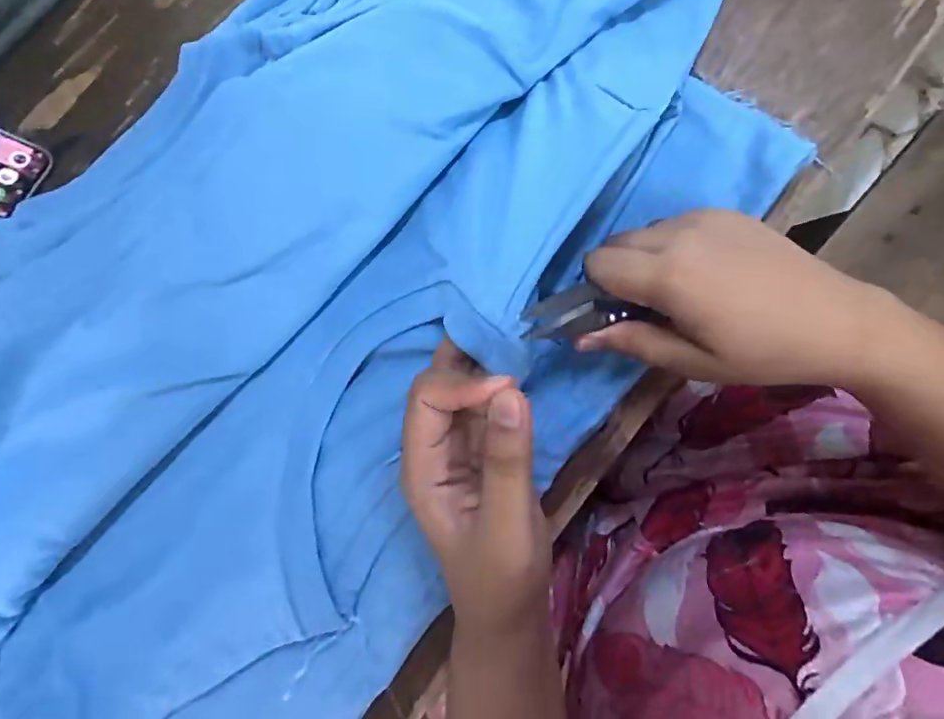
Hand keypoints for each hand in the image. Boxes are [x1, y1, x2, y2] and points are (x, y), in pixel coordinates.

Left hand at [401, 339, 550, 632]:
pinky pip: (484, 404)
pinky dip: (500, 382)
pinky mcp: (480, 449)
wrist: (511, 612)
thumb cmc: (502, 577)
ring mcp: (455, 447)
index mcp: (422, 467)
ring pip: (459, 388)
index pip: (428, 400)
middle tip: (506, 330)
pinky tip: (521, 367)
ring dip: (483, 363)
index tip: (510, 386)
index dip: (464, 384)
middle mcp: (431, 448)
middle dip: (465, 357)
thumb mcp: (508, 523)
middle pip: (435, 384)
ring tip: (515, 338)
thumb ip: (508, 460)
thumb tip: (510, 391)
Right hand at [580, 208, 885, 385]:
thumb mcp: (696, 361)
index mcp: (667, 274)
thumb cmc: (763, 352)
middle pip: (615, 242)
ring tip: (684, 288)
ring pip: (645, 230)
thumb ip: (634, 342)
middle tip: (651, 306)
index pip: (597, 263)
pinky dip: (675, 243)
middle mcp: (677, 233)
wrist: (836, 319)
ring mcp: (703, 216)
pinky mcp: (725, 211)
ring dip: (646, 256)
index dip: (598, 290)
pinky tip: (711, 270)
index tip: (620, 314)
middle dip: (618, 272)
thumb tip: (580, 336)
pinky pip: (677, 223)